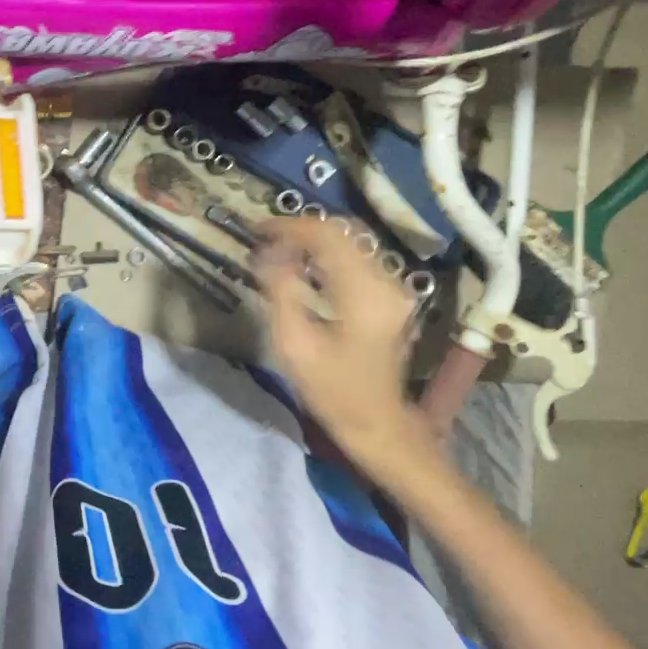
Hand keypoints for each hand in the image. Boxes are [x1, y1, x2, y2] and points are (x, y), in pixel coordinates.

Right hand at [249, 217, 424, 454]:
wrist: (376, 422)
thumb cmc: (331, 389)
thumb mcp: (294, 343)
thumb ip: (280, 290)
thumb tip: (267, 251)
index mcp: (363, 293)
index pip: (326, 237)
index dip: (288, 227)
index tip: (255, 230)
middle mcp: (385, 282)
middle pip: (340, 233)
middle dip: (298, 229)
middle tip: (262, 236)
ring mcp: (392, 288)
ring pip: (348, 242)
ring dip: (311, 239)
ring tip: (276, 247)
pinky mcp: (389, 296)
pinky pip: (354, 257)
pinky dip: (325, 252)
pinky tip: (302, 263)